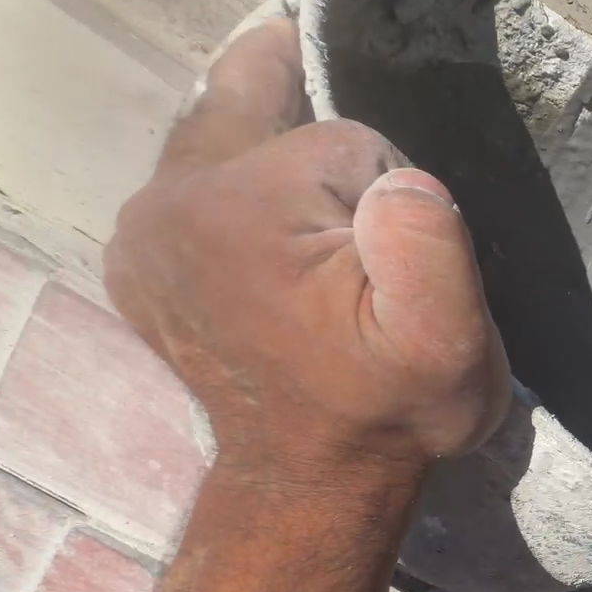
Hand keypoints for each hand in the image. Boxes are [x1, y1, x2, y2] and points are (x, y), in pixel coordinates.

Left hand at [104, 18, 508, 489]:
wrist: (323, 480)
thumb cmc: (396, 412)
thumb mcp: (447, 343)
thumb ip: (429, 244)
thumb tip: (401, 177)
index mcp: (246, 211)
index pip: (345, 140)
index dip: (400, 188)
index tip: (414, 255)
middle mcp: (170, 204)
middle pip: (258, 111)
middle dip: (316, 128)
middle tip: (343, 120)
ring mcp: (144, 233)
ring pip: (221, 142)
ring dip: (275, 149)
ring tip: (320, 179)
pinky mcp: (145, 264)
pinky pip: (194, 185)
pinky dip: (241, 187)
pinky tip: (280, 225)